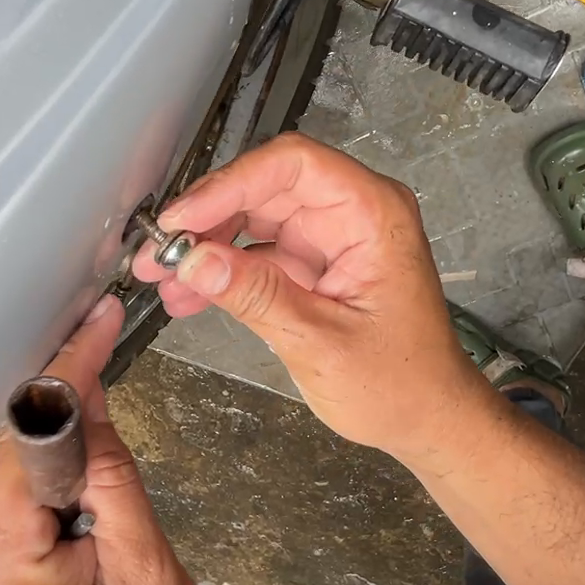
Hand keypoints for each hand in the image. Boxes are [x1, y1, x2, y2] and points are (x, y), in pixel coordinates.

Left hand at [0, 296, 204, 584]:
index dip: (68, 369)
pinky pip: (1, 483)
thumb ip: (114, 471)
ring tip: (99, 435)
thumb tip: (93, 396)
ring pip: (4, 454)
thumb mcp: (147, 570)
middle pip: (6, 433)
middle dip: (62, 398)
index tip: (95, 323)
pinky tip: (74, 467)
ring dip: (55, 433)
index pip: (24, 427)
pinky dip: (42, 461)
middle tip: (101, 350)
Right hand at [133, 133, 494, 462]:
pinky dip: (222, 271)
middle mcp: (350, 214)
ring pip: (253, 218)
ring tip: (163, 277)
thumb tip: (194, 259)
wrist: (426, 418)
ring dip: (206, 245)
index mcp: (372, 215)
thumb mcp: (321, 343)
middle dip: (207, 217)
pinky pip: (257, 252)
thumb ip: (256, 297)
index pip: (293, 165)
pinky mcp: (311, 263)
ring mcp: (329, 237)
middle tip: (158, 251)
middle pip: (265, 187)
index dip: (230, 184)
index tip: (183, 220)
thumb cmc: (399, 384)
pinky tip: (189, 294)